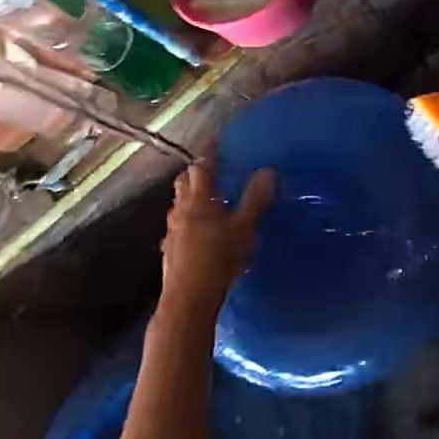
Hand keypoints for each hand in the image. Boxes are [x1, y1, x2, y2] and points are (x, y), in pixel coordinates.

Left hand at [160, 159, 276, 311]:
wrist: (189, 298)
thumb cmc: (219, 258)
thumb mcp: (245, 228)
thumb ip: (256, 199)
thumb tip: (268, 170)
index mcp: (200, 199)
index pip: (202, 167)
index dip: (209, 153)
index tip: (215, 140)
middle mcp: (181, 210)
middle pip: (184, 182)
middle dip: (196, 173)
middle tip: (211, 169)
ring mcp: (172, 231)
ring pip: (179, 204)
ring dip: (190, 197)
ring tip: (206, 199)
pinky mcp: (170, 249)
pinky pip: (178, 226)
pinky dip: (187, 220)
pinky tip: (197, 232)